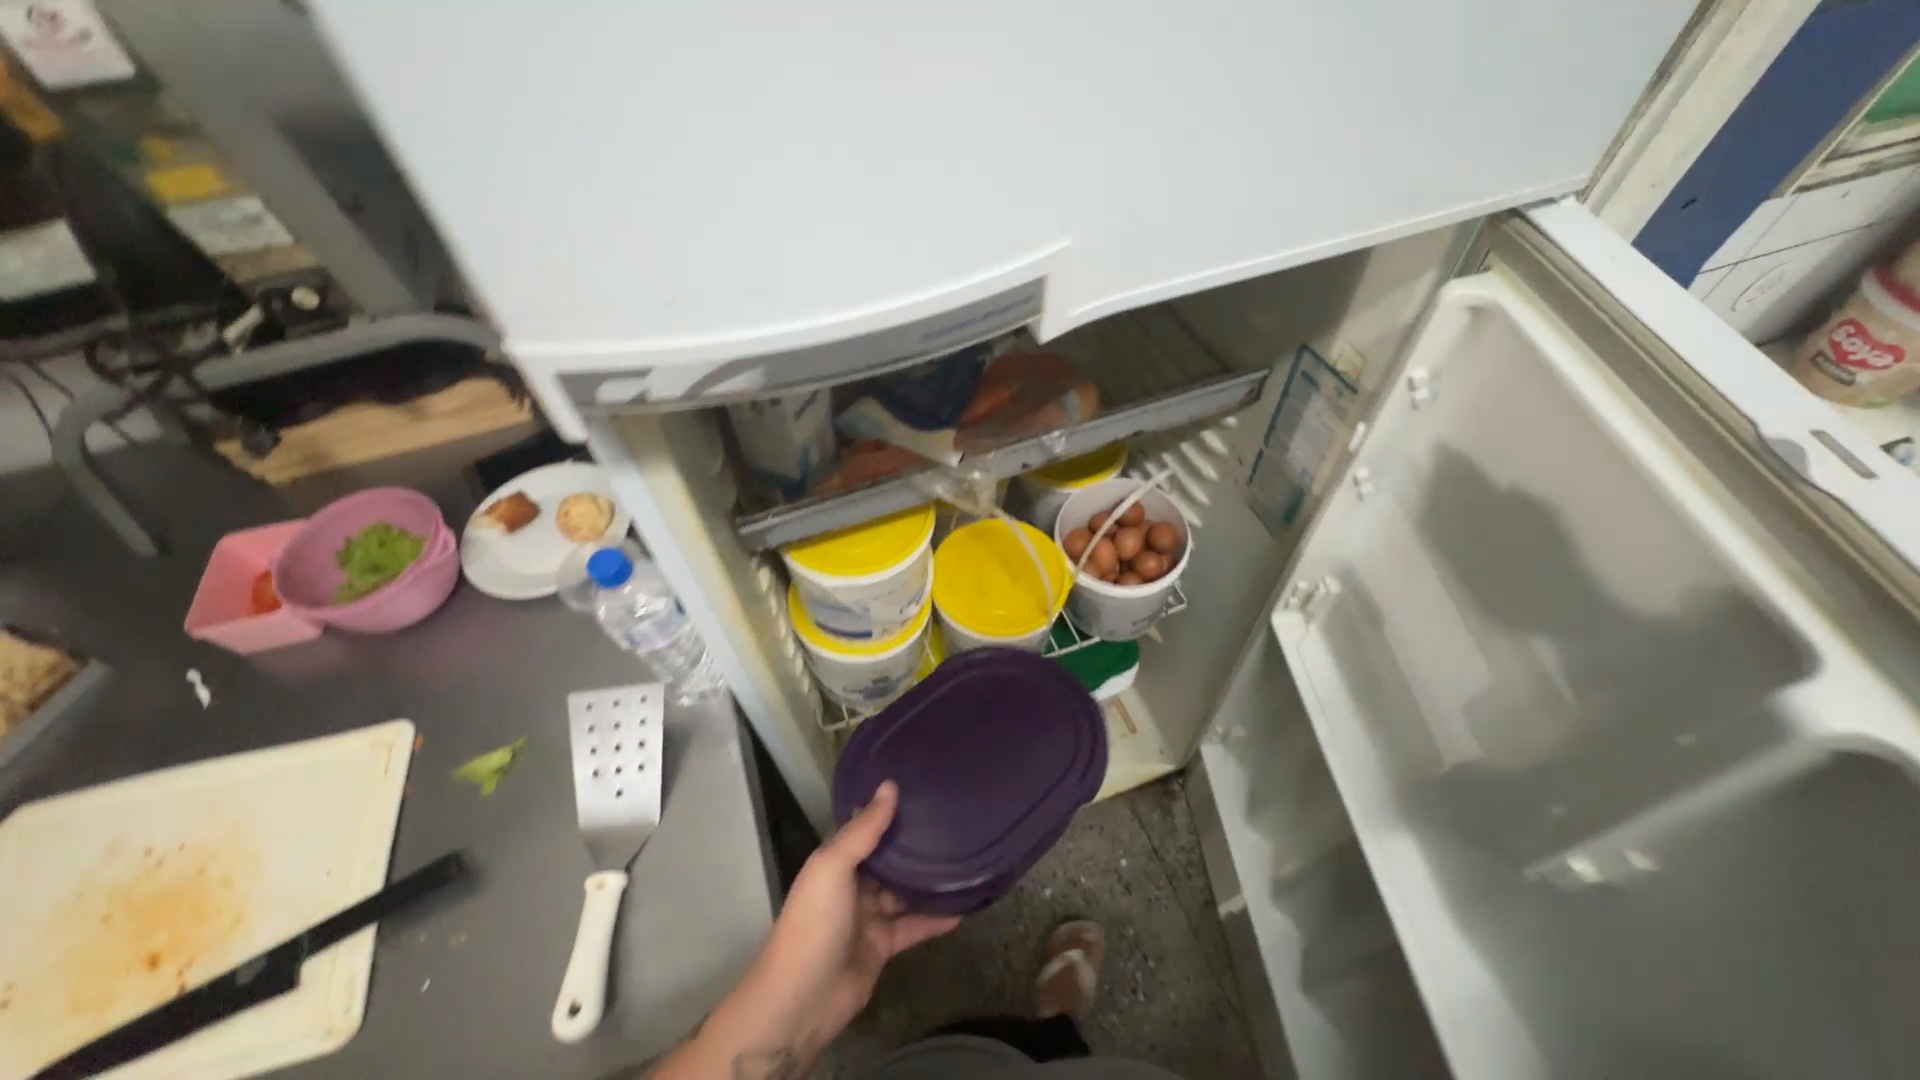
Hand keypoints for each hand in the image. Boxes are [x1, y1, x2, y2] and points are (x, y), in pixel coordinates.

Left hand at [745, 781, 960, 1048]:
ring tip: (964, 860)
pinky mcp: (882, 947)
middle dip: (912, 844)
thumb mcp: (833, 867)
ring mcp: (867, 918)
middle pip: (886, 860)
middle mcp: (851, 886)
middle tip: (952, 821)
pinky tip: (963, 908)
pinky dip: (935, 919)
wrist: (802, 999)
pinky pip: (913, 927)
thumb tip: (891, 785)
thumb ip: (864, 830)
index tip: (921, 790)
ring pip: (903, 893)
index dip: (887, 811)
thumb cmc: (814, 923)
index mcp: (833, 862)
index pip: (863, 829)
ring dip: (927, 881)